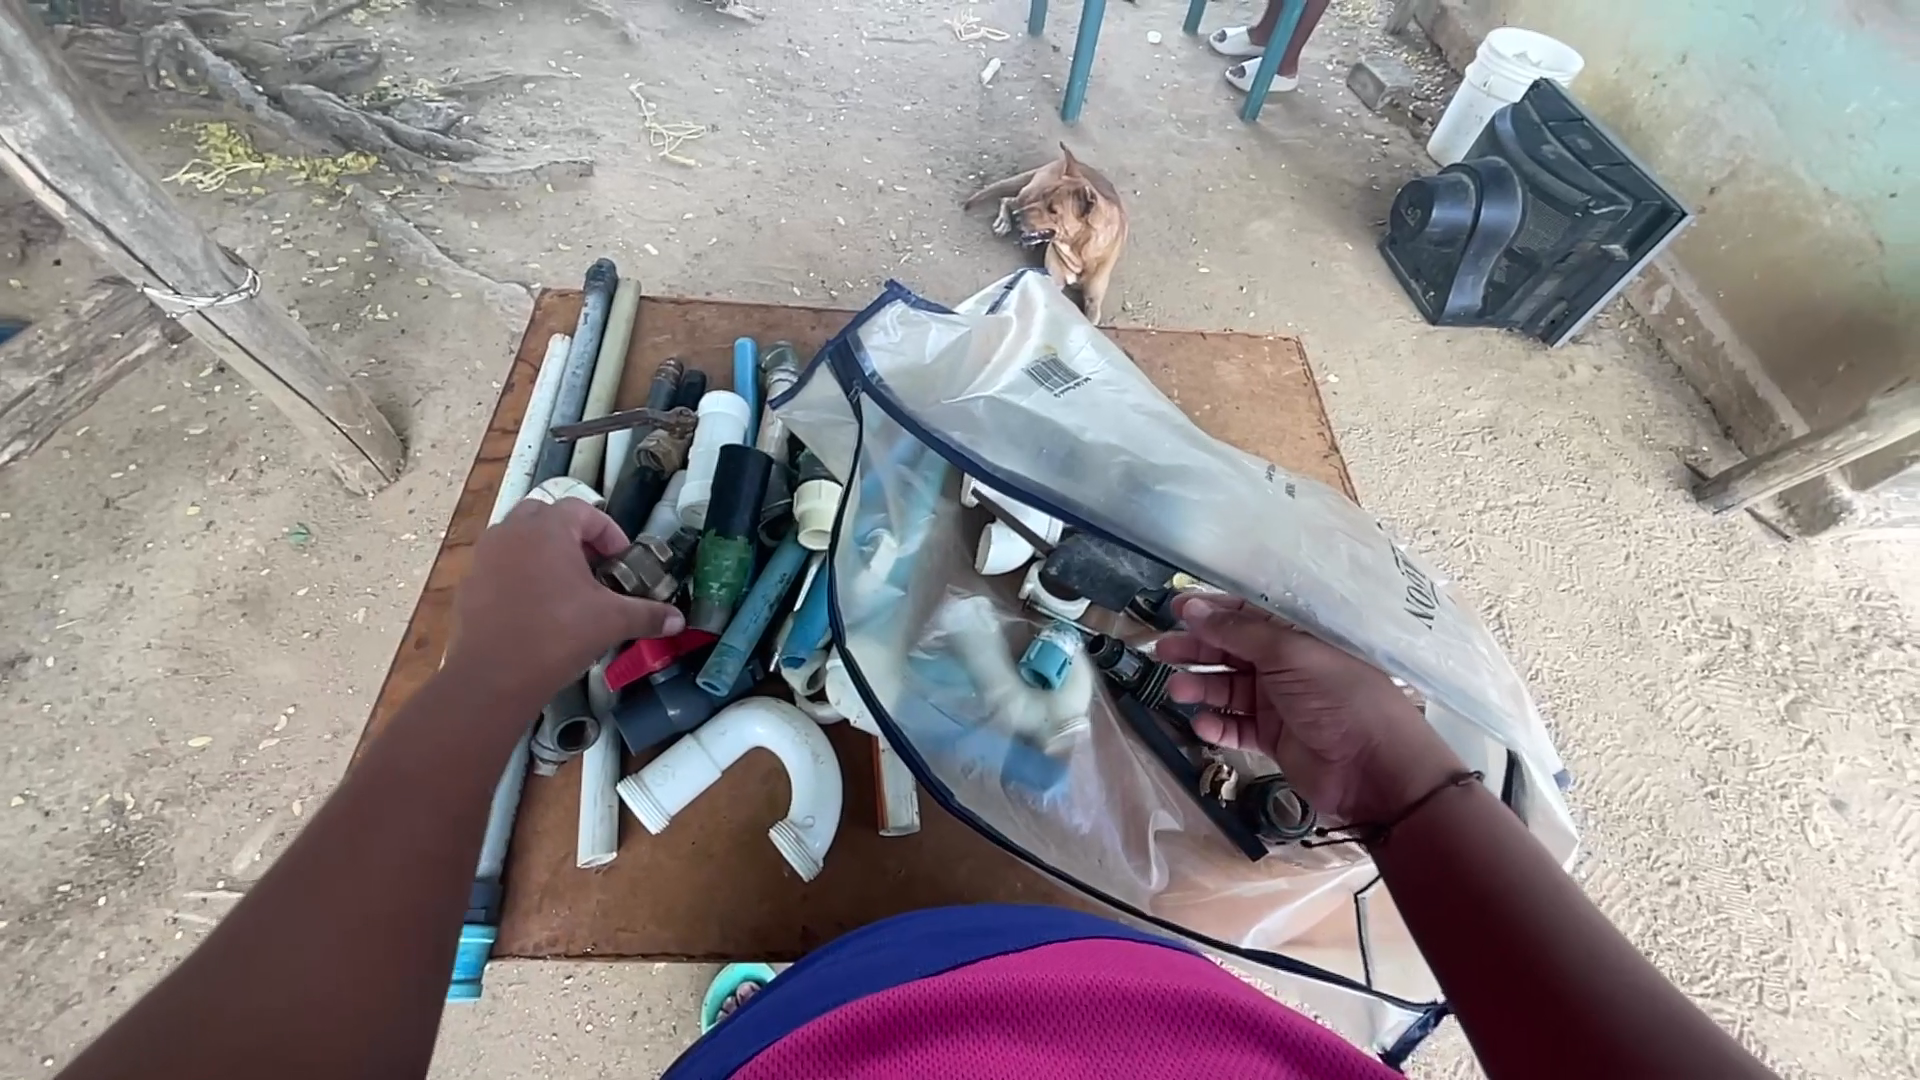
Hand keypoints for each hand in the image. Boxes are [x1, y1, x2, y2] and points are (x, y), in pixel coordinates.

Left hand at [445, 498, 683, 705]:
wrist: (494, 677)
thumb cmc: (559, 634)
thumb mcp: (613, 621)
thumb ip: (648, 614)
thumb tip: (678, 621)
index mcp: (547, 531)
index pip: (582, 510)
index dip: (608, 531)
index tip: (621, 559)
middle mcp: (511, 534)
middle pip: (545, 515)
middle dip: (572, 535)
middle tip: (593, 565)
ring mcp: (484, 558)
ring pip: (518, 539)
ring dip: (544, 553)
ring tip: (567, 587)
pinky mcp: (469, 585)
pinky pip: (500, 566)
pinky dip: (521, 576)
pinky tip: (538, 609)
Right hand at [1160, 593, 1464, 824]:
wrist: (1378, 772)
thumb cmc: (1339, 698)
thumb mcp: (1289, 654)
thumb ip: (1236, 632)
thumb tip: (1190, 608)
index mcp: (1297, 636)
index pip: (1247, 616)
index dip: (1211, 612)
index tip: (1174, 610)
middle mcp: (1286, 666)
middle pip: (1231, 651)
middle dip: (1196, 650)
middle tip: (1162, 651)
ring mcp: (1279, 703)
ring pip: (1228, 688)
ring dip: (1201, 687)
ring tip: (1175, 690)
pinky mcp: (1273, 738)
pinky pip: (1236, 727)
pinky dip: (1217, 725)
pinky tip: (1201, 724)